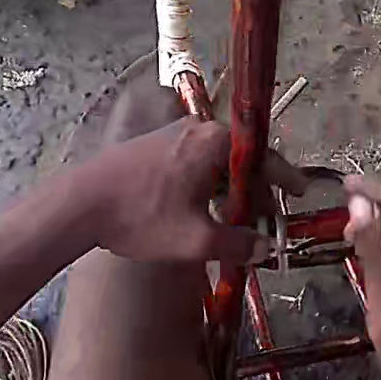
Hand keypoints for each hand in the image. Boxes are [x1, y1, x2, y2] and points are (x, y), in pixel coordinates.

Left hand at [72, 117, 266, 265]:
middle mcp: (199, 129)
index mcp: (215, 142)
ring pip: (219, 160)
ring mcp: (176, 133)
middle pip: (242, 158)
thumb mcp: (195, 240)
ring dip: (232, 188)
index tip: (301, 192)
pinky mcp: (158, 144)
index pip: (264, 158)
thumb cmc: (141, 216)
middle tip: (265, 218)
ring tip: (238, 218)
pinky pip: (198, 160)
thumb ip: (236, 244)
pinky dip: (211, 182)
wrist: (79, 203)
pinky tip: (206, 207)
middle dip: (257, 189)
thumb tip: (264, 250)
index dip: (285, 178)